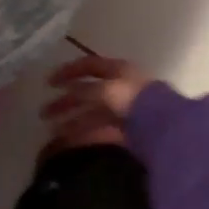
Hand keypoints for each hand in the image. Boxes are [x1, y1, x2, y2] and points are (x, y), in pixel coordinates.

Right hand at [40, 55, 155, 145]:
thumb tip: (68, 92)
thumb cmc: (134, 100)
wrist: (165, 127)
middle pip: (87, 93)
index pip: (88, 65)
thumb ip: (85, 91)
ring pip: (91, 115)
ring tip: (51, 131)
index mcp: (118, 71)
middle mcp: (120, 89)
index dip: (67, 71)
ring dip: (70, 121)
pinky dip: (82, 136)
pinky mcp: (126, 133)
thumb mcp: (107, 90)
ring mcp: (123, 112)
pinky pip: (98, 132)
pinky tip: (66, 142)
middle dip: (65, 102)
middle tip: (44, 113)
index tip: (48, 83)